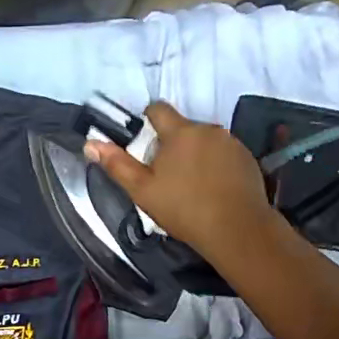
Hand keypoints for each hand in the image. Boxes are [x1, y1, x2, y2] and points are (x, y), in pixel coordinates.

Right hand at [84, 103, 274, 259]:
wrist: (236, 229)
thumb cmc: (183, 208)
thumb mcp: (142, 190)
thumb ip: (117, 164)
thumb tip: (90, 144)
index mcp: (180, 132)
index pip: (159, 109)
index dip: (147, 118)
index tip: (142, 137)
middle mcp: (208, 129)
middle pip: (182, 129)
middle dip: (171, 145)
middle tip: (163, 176)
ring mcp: (232, 143)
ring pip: (204, 142)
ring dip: (194, 155)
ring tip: (189, 186)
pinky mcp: (248, 159)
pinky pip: (224, 154)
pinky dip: (215, 166)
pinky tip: (211, 190)